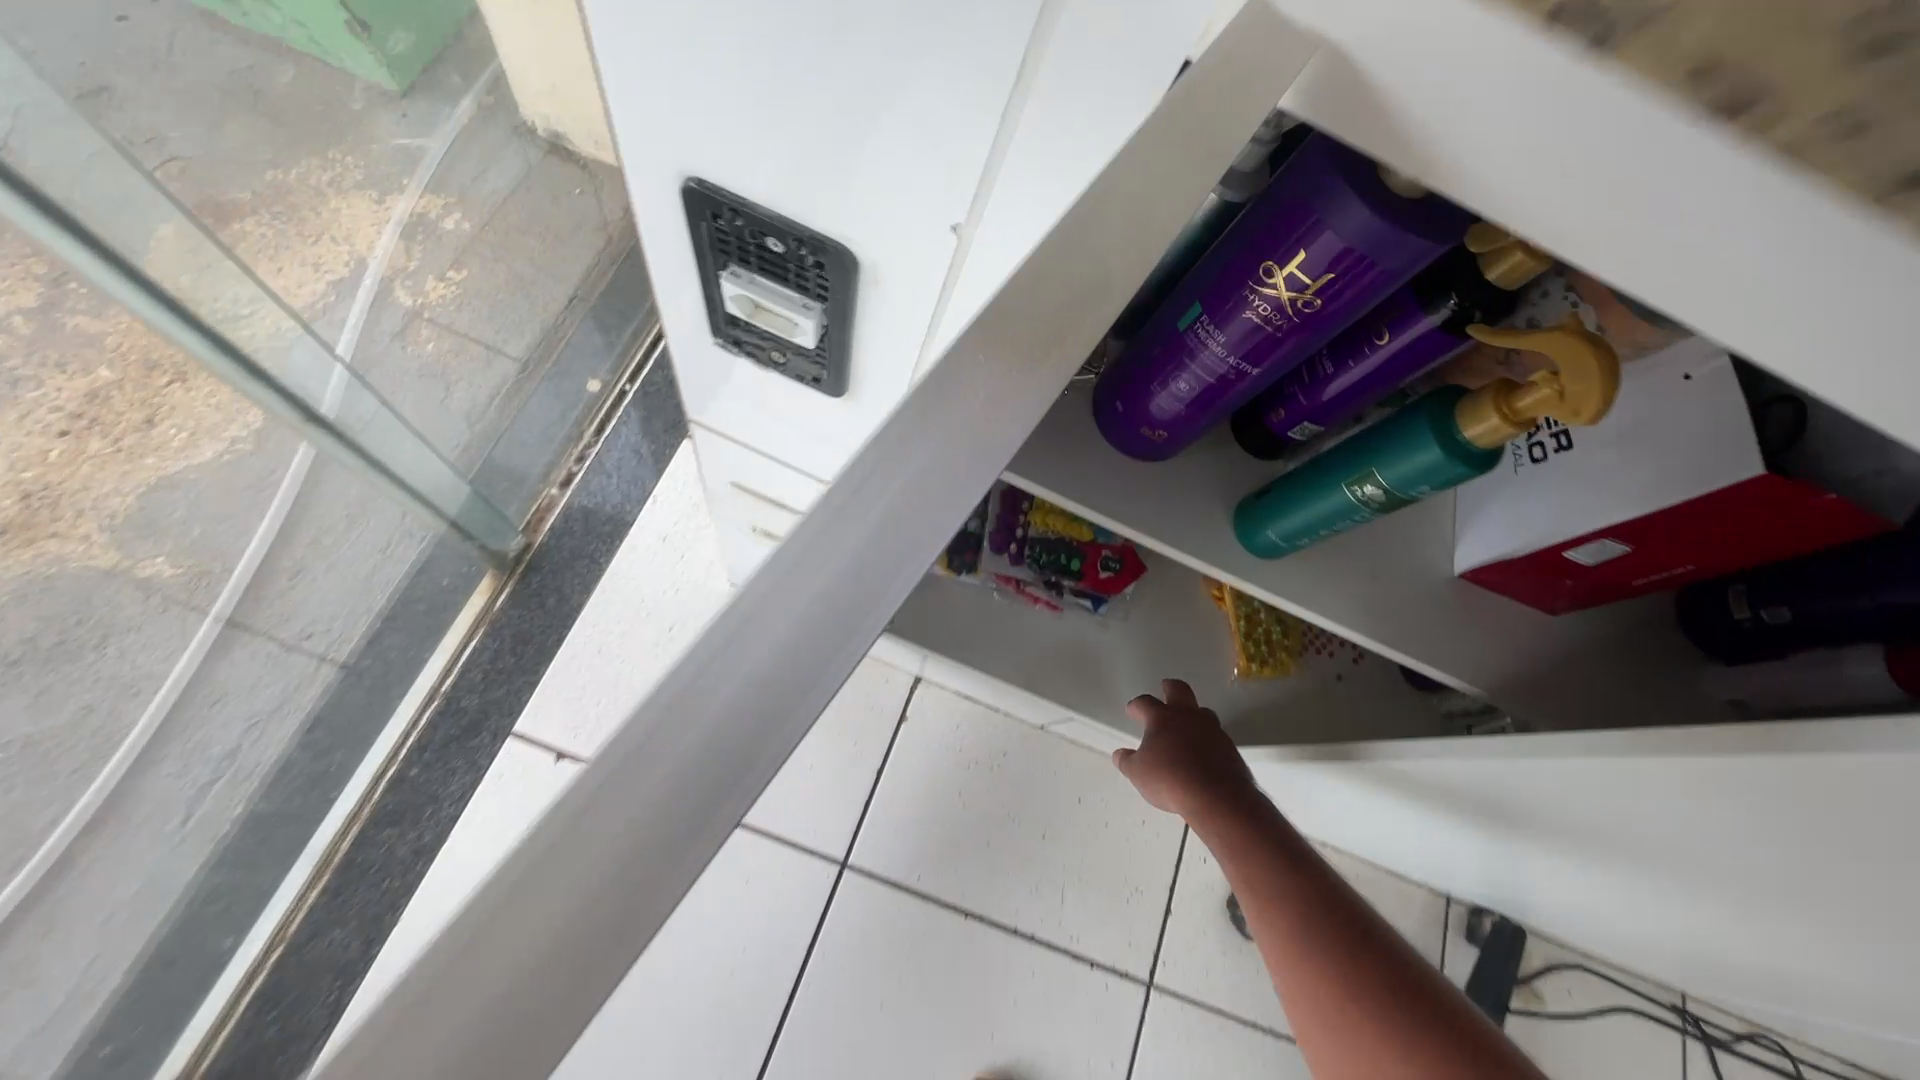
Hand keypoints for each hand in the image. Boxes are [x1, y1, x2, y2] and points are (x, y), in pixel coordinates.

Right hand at [1112, 679, 1261, 822]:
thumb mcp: (1138, 774)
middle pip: (1179, 690)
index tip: (1132, 709)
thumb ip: (1126, 761)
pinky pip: (1215, 734)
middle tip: (1165, 687)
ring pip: (1202, 711)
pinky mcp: (1229, 746)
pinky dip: (1206, 738)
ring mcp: (1212, 729)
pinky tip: (1202, 751)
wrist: (1216, 796)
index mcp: (1162, 718)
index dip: (1136, 705)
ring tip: (1186, 723)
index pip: (1145, 702)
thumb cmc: (1169, 780)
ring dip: (1193, 713)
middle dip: (1170, 687)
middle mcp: (1188, 717)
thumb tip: (1119, 754)